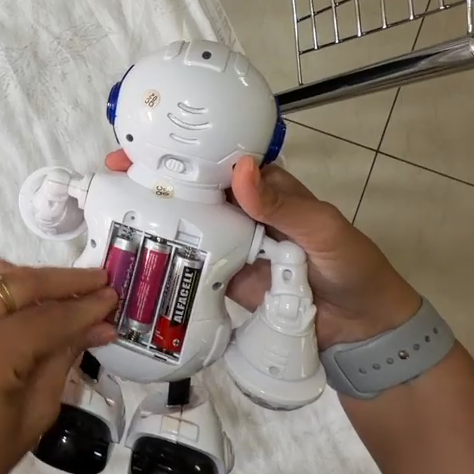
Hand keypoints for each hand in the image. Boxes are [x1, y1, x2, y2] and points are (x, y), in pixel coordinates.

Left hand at [0, 261, 117, 473]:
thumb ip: (64, 358)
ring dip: (37, 278)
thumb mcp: (36, 411)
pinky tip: (36, 297)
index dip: (85, 307)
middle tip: (100, 281)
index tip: (113, 297)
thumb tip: (99, 325)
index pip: (48, 318)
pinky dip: (10, 287)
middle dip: (64, 281)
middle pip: (22, 283)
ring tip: (73, 286)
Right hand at [106, 151, 418, 346]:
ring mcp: (225, 240)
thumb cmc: (352, 268)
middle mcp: (238, 207)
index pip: (216, 158)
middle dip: (152, 174)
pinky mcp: (218, 273)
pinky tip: (134, 244)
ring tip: (112, 202)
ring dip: (149, 209)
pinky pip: (187, 257)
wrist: (360, 332)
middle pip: (189, 185)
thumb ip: (282, 205)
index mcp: (263, 185)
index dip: (181, 147)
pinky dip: (162, 250)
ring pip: (182, 218)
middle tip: (114, 170)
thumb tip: (240, 171)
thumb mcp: (323, 229)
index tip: (144, 142)